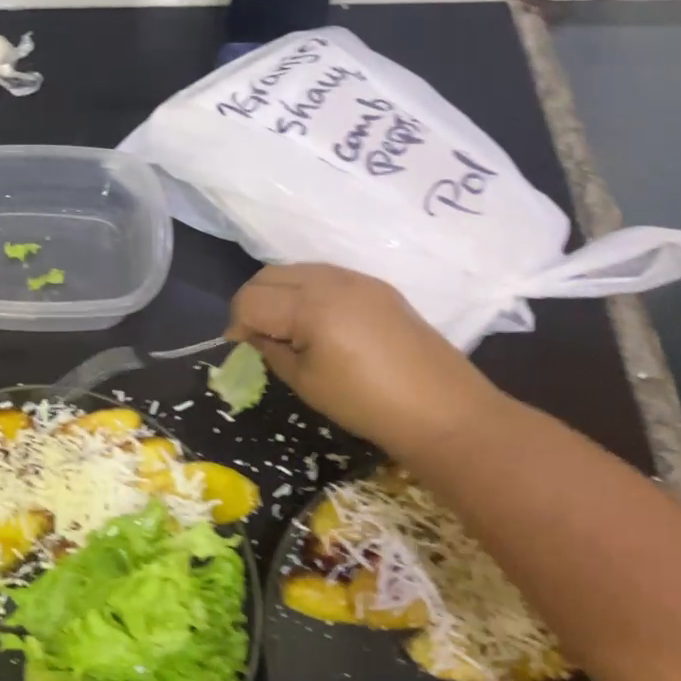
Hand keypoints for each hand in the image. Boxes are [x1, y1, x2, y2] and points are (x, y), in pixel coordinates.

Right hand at [224, 264, 507, 455]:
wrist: (444, 410)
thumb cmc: (366, 403)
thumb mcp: (304, 381)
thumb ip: (271, 349)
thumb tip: (253, 335)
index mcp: (311, 306)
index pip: (250, 300)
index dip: (237, 325)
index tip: (242, 349)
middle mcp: (331, 281)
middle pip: (267, 276)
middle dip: (253, 303)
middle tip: (258, 336)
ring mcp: (357, 279)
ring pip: (294, 270)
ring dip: (278, 294)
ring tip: (286, 330)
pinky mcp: (376, 286)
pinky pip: (324, 276)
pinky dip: (305, 292)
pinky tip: (316, 324)